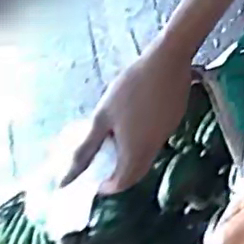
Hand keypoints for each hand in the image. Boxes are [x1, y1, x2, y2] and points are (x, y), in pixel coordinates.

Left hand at [62, 49, 191, 192]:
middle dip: (121, 172)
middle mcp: (156, 144)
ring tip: (120, 132)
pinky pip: (159, 135)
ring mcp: (170, 128)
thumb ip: (85, 151)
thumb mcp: (101, 118)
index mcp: (136, 151)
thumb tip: (65, 182)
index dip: (107, 186)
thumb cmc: (131, 88)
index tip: (95, 177)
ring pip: (150, 152)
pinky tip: (140, 115)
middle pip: (138, 170)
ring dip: (134, 152)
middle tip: (106, 158)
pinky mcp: (178, 114)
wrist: (168, 58)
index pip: (122, 183)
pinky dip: (146, 136)